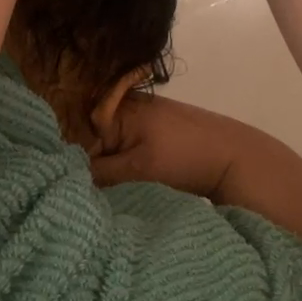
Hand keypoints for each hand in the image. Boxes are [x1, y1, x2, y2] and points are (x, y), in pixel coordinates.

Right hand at [89, 92, 260, 197]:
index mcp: (114, 107)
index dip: (75, 163)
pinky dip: (123, 166)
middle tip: (91, 195)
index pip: (78, 137)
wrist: (235, 158)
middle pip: (92, 141)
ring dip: (108, 170)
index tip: (72, 188)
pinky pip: (123, 149)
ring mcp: (138, 117)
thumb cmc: (183, 158)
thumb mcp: (137, 169)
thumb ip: (99, 173)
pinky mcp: (151, 131)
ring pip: (109, 148)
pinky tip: (126, 184)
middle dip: (91, 167)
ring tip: (110, 192)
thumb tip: (66, 180)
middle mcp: (122, 106)